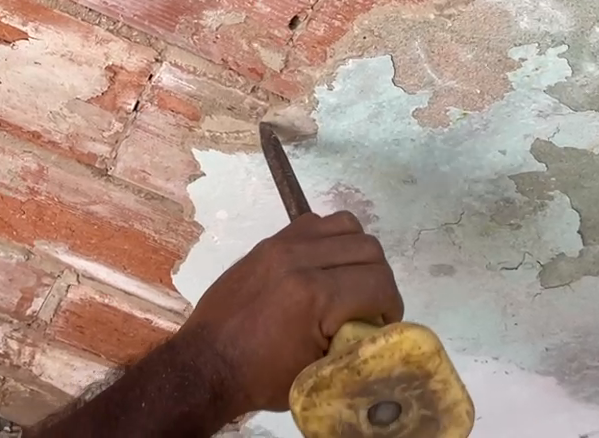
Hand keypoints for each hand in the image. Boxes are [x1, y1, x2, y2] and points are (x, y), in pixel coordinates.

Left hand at [173, 212, 404, 417]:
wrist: (207, 360)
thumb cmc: (261, 376)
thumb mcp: (317, 370)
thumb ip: (353, 341)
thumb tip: (378, 326)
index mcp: (313, 294)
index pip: (378, 282)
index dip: (391, 306)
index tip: (384, 325)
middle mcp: (299, 257)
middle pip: (368, 248)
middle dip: (379, 279)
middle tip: (371, 307)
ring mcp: (282, 243)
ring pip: (345, 224)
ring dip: (357, 253)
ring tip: (350, 283)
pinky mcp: (270, 239)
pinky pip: (315, 222)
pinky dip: (330, 239)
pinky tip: (324, 268)